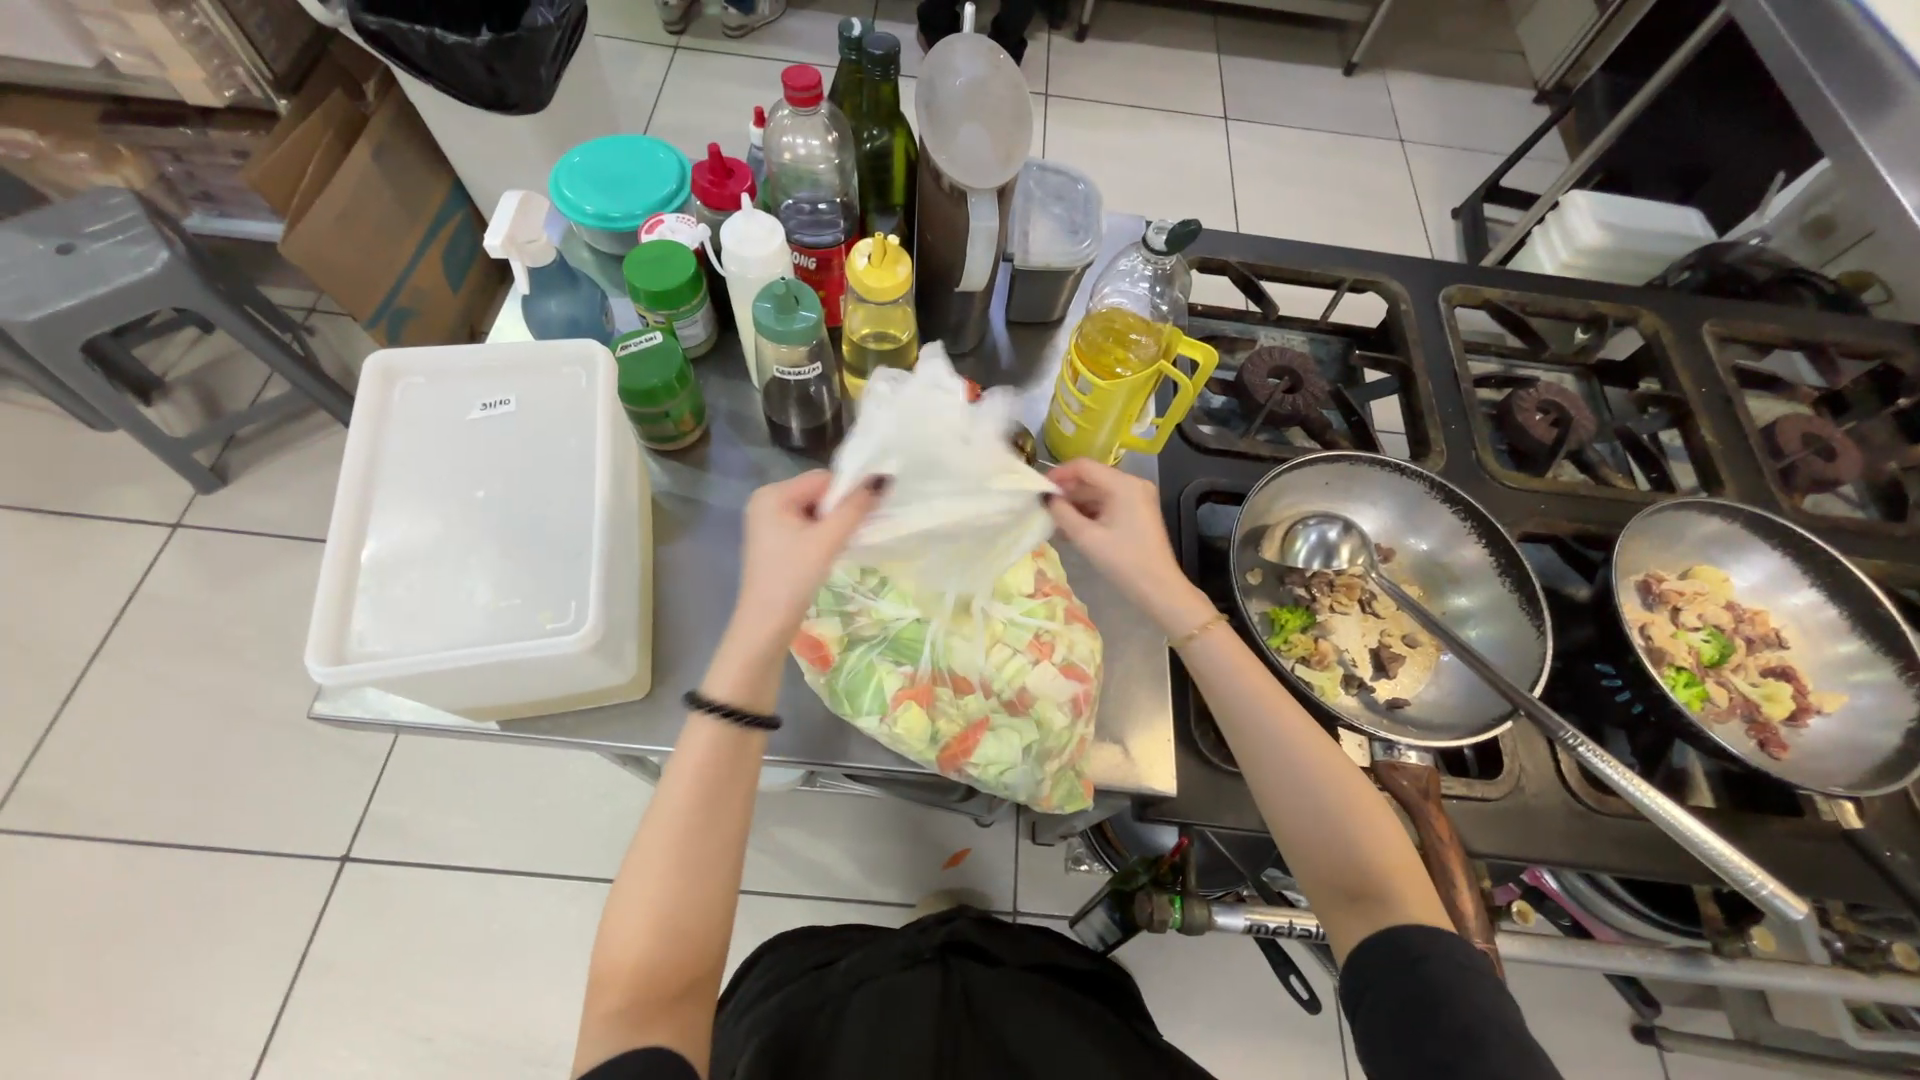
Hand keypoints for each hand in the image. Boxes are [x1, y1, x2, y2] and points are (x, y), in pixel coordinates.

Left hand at [728, 470, 886, 658]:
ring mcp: (768, 522)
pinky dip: (823, 536)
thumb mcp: (828, 540)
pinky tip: (828, 553)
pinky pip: (807, 526)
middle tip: (851, 535)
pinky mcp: (774, 541)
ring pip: (816, 511)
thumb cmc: (793, 578)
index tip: (864, 516)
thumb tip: (884, 478)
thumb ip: (855, 507)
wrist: (766, 625)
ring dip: (834, 525)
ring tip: (838, 547)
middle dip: (840, 511)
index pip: (823, 479)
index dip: (847, 493)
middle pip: (819, 493)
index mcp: (772, 494)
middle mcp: (766, 501)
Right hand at [1044, 459, 1211, 634]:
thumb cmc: (1123, 561)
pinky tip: (1072, 528)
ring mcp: (1138, 497)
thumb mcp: (1086, 537)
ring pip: (1099, 493)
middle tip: (1044, 507)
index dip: (1058, 475)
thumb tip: (1046, 498)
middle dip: (1067, 492)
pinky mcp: (1138, 511)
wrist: (1158, 588)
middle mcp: (1133, 484)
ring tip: (1055, 521)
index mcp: (1123, 484)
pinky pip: (1109, 504)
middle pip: (1092, 479)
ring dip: (1076, 505)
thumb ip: (1062, 513)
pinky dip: (1090, 513)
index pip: (1084, 467)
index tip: (1039, 489)